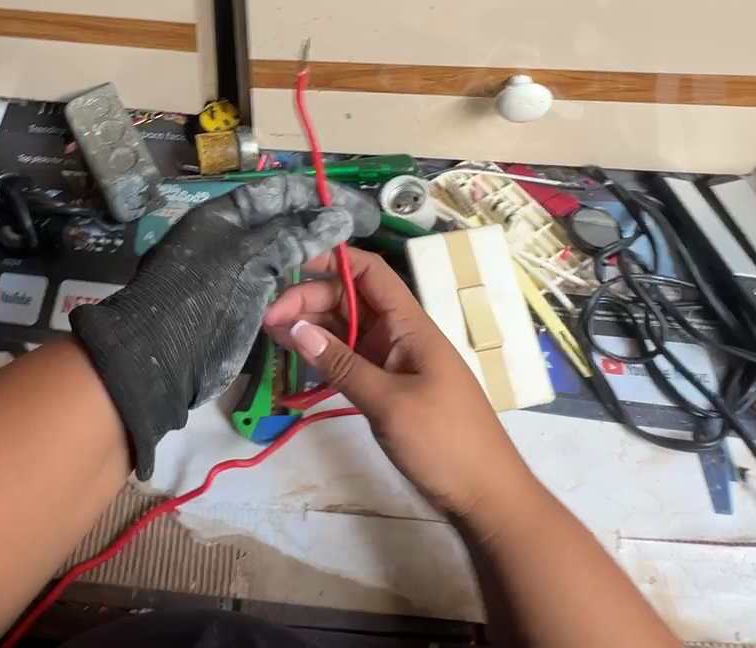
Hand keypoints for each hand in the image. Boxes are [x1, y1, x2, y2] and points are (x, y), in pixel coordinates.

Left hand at [72, 176, 378, 479]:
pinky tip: (326, 291)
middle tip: (364, 235)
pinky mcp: (236, 302)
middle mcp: (229, 236)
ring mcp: (232, 270)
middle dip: (322, 225)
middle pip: (284, 221)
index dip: (323, 196)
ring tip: (351, 263)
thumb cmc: (203, 300)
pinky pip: (275, 285)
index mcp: (225, 214)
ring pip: (282, 255)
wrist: (157, 363)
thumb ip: (296, 236)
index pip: (283, 192)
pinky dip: (299, 286)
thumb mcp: (252, 261)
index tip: (362, 209)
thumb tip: (339, 217)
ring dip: (314, 256)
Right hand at [265, 248, 529, 517]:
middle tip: (269, 318)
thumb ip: (341, 364)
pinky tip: (292, 355)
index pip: (370, 272)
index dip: (333, 259)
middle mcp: (397, 333)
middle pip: (348, 298)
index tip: (289, 263)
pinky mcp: (384, 385)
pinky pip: (346, 358)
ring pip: (343, 327)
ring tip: (269, 332)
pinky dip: (320, 354)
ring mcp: (390, 360)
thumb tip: (295, 329)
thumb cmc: (446, 442)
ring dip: (309, 326)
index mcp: (409, 323)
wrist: (487, 497)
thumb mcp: (390, 403)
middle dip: (308, 299)